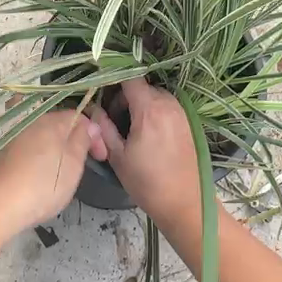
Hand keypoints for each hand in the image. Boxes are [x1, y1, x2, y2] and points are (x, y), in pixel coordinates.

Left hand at [0, 108, 102, 235]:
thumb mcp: (73, 165)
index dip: (94, 136)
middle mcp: (29, 123)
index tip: (100, 158)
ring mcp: (12, 138)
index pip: (79, 117)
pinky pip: (26, 151)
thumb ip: (82, 141)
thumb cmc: (41, 186)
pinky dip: (37, 160)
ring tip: (59, 176)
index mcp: (50, 121)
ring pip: (41, 139)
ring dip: (55, 152)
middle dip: (74, 143)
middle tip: (81, 167)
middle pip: (59, 126)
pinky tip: (36, 181)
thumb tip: (88, 126)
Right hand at [99, 78, 202, 233]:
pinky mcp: (188, 122)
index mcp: (150, 109)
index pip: (130, 78)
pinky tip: (148, 135)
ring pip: (155, 95)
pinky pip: (167, 106)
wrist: (184, 203)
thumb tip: (92, 109)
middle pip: (142, 86)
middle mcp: (169, 104)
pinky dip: (154, 112)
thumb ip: (103, 128)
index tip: (103, 98)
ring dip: (141, 104)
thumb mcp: (117, 156)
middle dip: (126, 97)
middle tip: (115, 120)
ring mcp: (181, 112)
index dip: (114, 83)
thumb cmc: (147, 183)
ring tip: (131, 129)